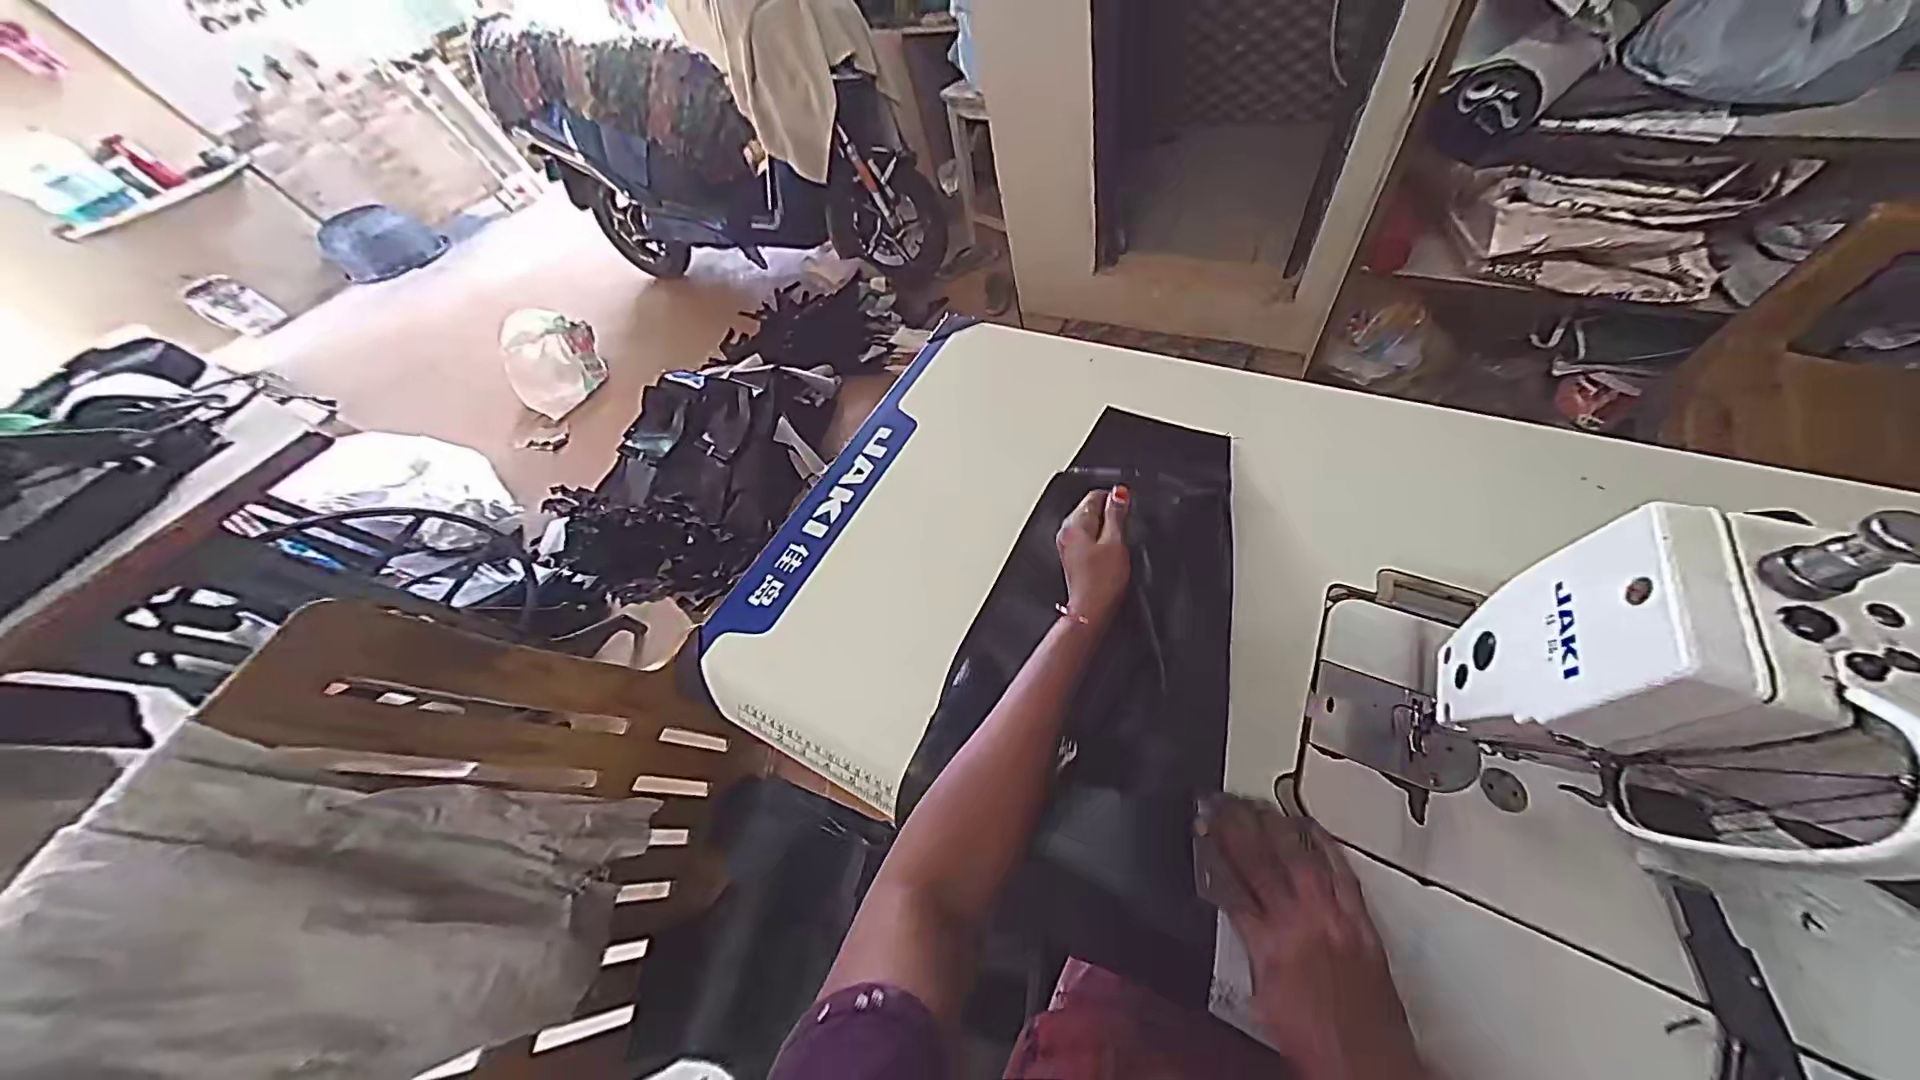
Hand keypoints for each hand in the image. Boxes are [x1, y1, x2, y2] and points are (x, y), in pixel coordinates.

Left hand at [1056, 486, 1130, 627]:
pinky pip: (1087, 538)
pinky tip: (1109, 554)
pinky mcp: (1072, 556)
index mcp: (1074, 524)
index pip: (1094, 495)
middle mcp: (1066, 532)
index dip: (1114, 498)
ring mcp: (1067, 544)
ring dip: (1105, 528)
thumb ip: (1116, 514)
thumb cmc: (1102, 581)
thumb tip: (1119, 493)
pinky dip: (1099, 541)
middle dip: (1109, 514)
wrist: (1091, 609)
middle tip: (1123, 530)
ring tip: (1116, 545)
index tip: (1127, 508)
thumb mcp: (1115, 542)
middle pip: (1090, 508)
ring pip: (1089, 523)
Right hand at [1196, 797, 1425, 1079]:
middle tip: (1223, 802)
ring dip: (1276, 828)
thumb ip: (1247, 948)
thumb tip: (1235, 916)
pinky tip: (1314, 828)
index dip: (1212, 852)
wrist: (1370, 1067)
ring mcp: (1332, 920)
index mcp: (1267, 945)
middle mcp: (1299, 925)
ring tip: (1260, 804)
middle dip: (1237, 827)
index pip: (1229, 884)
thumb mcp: (1260, 997)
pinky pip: (1343, 875)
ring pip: (1300, 859)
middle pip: (1259, 862)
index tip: (1201, 828)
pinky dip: (1327, 848)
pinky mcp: (1361, 925)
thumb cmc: (1315, 1044)